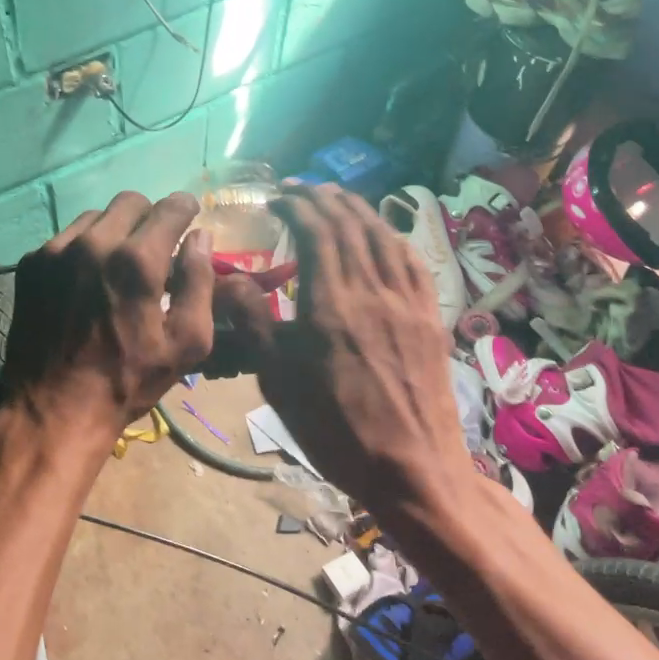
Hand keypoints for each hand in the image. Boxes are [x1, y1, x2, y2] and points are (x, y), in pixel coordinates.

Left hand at [2, 191, 214, 440]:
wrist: (54, 409)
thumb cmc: (128, 381)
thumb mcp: (186, 344)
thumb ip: (200, 283)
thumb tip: (201, 238)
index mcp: (137, 261)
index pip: (170, 207)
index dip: (185, 209)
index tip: (189, 219)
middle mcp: (94, 243)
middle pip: (131, 202)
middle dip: (149, 218)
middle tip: (154, 248)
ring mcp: (57, 250)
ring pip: (96, 216)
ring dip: (114, 231)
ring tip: (117, 266)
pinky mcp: (32, 263)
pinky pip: (66, 237)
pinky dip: (82, 248)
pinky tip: (86, 280)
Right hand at [217, 183, 468, 516]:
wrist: (411, 471)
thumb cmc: (334, 428)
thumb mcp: (277, 379)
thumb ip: (254, 322)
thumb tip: (228, 280)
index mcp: (330, 303)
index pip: (317, 231)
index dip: (296, 205)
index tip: (275, 198)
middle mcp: (372, 291)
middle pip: (350, 225)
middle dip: (323, 198)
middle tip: (299, 188)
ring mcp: (408, 303)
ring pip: (383, 237)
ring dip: (357, 209)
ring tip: (336, 198)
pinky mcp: (430, 319)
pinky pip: (413, 262)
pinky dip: (392, 236)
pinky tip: (382, 234)